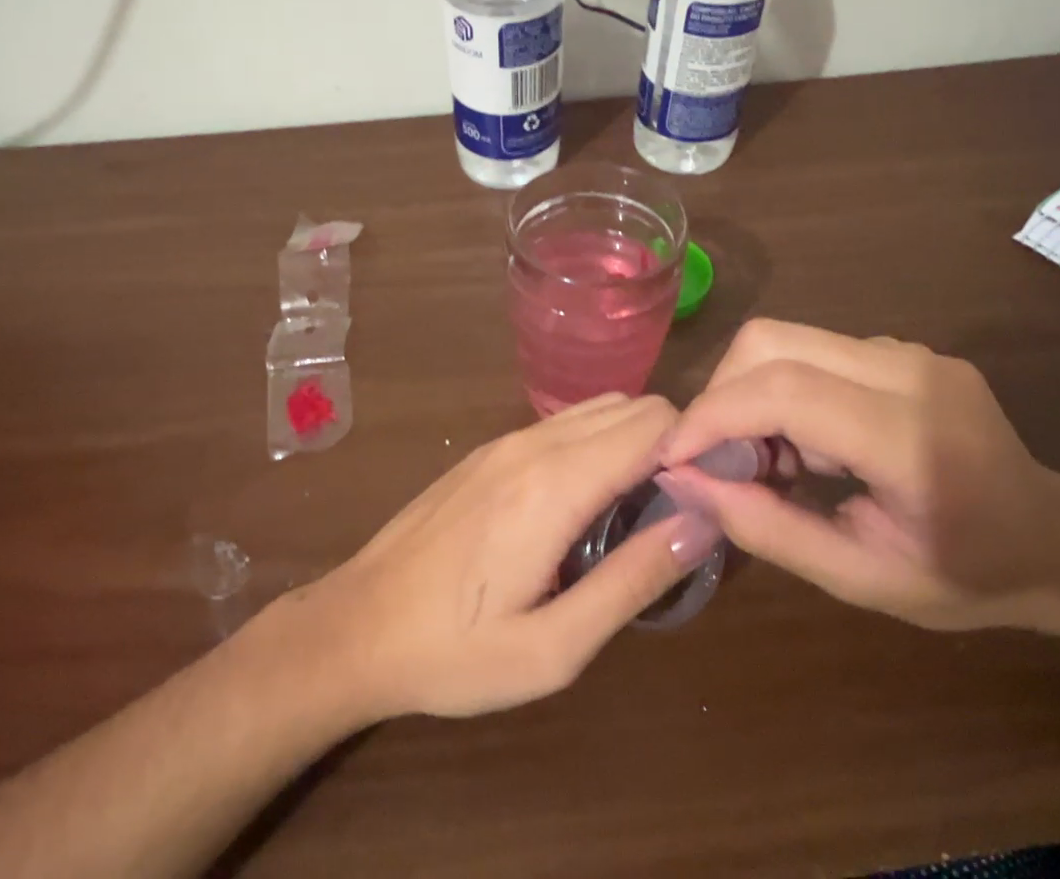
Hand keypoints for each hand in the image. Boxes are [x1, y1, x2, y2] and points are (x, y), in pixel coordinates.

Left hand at [287, 394, 720, 720]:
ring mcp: (501, 444)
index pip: (656, 422)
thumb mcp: (553, 647)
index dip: (694, 453)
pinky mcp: (483, 456)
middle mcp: (530, 445)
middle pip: (632, 406)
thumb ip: (631, 581)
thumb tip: (702, 524)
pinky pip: (561, 428)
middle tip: (673, 518)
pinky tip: (581, 511)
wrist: (352, 632)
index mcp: (554, 484)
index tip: (707, 504)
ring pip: (597, 411)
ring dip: (631, 447)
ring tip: (632, 518)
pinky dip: (594, 449)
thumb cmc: (453, 652)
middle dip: (669, 447)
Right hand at [655, 320, 1059, 631]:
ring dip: (749, 395)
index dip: (710, 417)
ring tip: (768, 464)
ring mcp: (910, 353)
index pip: (782, 390)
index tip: (672, 460)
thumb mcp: (857, 578)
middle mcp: (909, 372)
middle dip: (720, 397)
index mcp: (909, 437)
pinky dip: (780, 392)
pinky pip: (812, 351)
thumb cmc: (961, 577)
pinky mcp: (904, 351)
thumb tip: (681, 480)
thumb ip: (764, 526)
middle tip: (720, 464)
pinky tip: (804, 448)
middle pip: (770, 341)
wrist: (1055, 542)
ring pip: (784, 339)